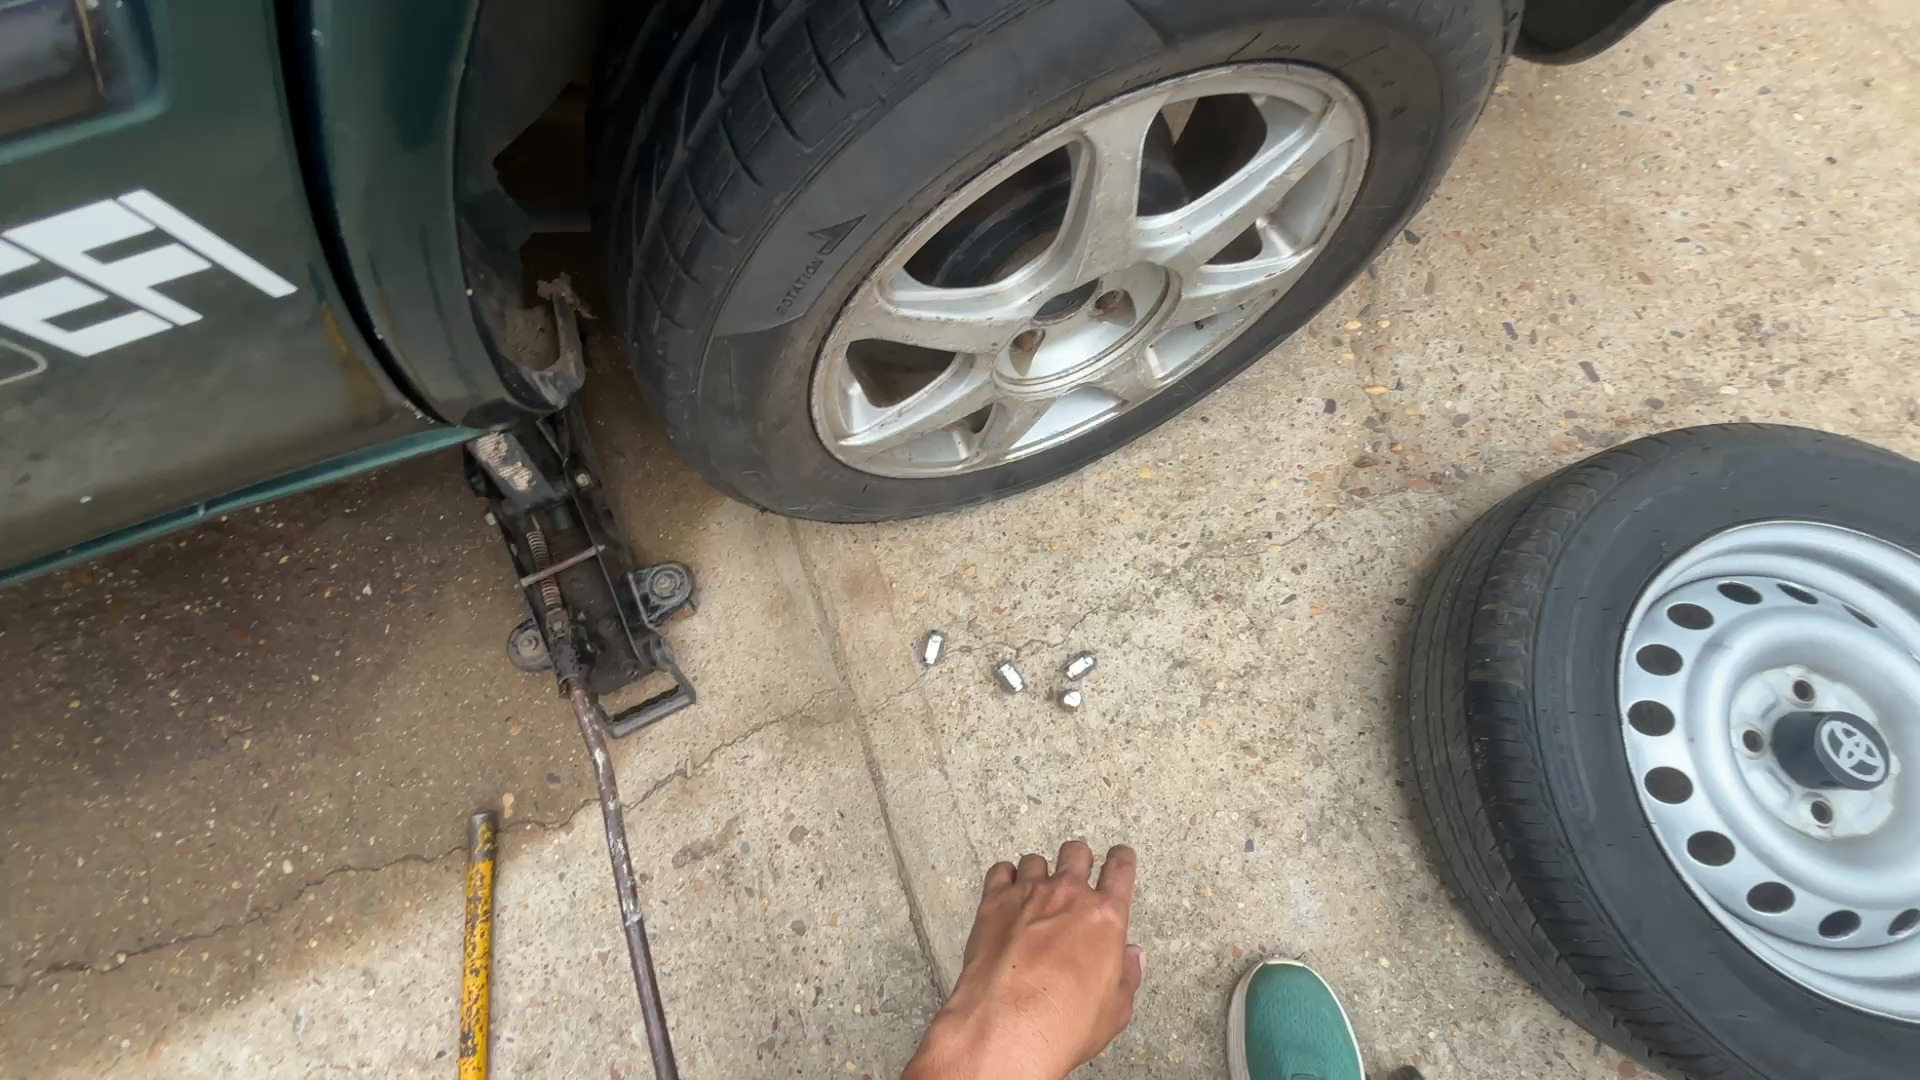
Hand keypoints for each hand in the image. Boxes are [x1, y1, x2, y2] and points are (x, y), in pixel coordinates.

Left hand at [903, 841, 1144, 1079]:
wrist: (1008, 1023)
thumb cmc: (1065, 1022)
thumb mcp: (1115, 1011)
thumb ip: (1127, 976)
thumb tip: (1134, 956)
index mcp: (1105, 916)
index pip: (1120, 871)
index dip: (1122, 859)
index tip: (1121, 855)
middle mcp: (1068, 893)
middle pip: (1076, 853)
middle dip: (1078, 858)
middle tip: (1076, 871)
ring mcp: (1029, 892)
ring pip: (1036, 860)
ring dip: (1039, 873)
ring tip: (1036, 891)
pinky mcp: (995, 900)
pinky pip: (1001, 870)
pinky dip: (1005, 877)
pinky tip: (1006, 891)